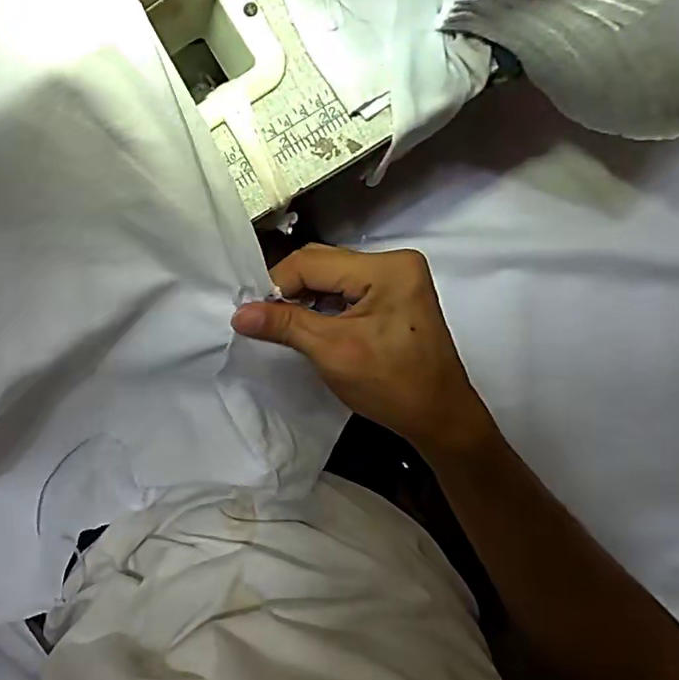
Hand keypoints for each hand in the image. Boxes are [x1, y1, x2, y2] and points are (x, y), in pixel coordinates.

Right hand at [231, 244, 490, 450]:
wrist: (439, 418)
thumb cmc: (391, 386)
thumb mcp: (331, 352)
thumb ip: (284, 325)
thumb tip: (239, 313)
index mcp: (386, 268)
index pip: (311, 263)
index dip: (276, 286)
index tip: (252, 314)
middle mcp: (394, 261)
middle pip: (321, 263)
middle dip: (289, 290)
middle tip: (264, 319)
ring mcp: (396, 277)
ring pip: (330, 275)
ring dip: (303, 297)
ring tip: (283, 324)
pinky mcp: (394, 293)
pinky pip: (345, 288)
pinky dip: (322, 304)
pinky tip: (308, 324)